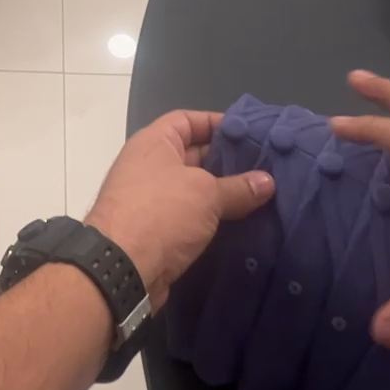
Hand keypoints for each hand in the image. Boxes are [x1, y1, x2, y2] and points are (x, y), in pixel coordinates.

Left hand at [86, 110, 275, 309]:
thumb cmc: (161, 212)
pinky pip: (192, 216)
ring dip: (224, 194)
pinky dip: (214, 218)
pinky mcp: (158, 231)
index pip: (188, 120)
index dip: (218, 123)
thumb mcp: (205, 193)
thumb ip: (238, 187)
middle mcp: (150, 165)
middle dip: (228, 161)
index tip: (250, 133)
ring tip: (263, 195)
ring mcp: (152, 200)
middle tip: (266, 167)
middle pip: (194, 154)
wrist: (122, 269)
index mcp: (154, 142)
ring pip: (195, 189)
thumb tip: (268, 181)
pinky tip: (245, 222)